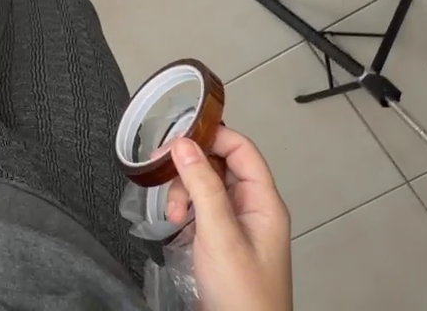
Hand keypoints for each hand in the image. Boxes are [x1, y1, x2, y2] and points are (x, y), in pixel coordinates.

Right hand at [166, 129, 292, 310]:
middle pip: (219, 163)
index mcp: (263, 202)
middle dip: (189, 166)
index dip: (211, 136)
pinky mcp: (219, 237)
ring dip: (183, 189)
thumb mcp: (220, 234)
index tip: (176, 137)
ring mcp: (236, 222)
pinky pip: (199, 205)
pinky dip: (184, 207)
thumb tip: (182, 142)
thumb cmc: (241, 291)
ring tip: (173, 212)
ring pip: (205, 183)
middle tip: (163, 171)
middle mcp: (251, 207)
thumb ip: (202, 186)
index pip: (240, 148)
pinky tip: (175, 222)